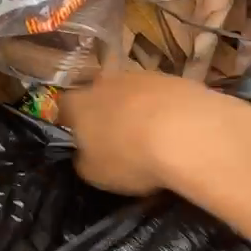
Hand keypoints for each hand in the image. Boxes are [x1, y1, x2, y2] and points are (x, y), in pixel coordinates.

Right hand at [60, 72, 250, 195]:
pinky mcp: (172, 78)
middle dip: (106, 113)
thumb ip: (83, 161)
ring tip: (153, 138)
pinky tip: (178, 131)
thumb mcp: (95, 174)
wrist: (188, 133)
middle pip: (98, 95)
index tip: (81, 141)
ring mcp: (139, 76)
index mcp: (78, 104)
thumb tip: (84, 154)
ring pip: (131, 93)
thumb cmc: (130, 156)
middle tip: (118, 139)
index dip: (70, 124)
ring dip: (137, 110)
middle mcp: (104, 82)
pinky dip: (165, 110)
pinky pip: (161, 96)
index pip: (63, 108)